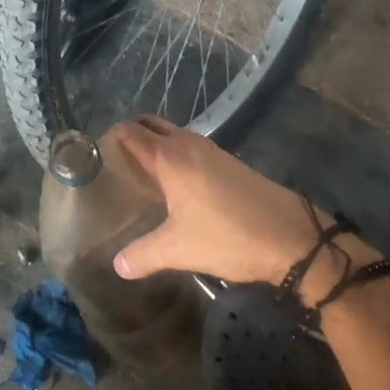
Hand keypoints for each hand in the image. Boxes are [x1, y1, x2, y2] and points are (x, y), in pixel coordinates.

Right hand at [109, 118, 368, 302]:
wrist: (295, 239)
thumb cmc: (229, 236)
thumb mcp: (179, 250)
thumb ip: (142, 255)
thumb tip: (116, 265)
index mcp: (169, 157)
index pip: (128, 131)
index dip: (108, 139)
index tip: (95, 158)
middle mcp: (187, 144)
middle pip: (150, 125)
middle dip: (131, 137)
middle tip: (116, 165)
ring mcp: (211, 151)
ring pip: (173, 136)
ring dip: (156, 147)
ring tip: (141, 178)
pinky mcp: (230, 164)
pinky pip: (191, 149)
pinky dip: (176, 158)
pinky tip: (176, 189)